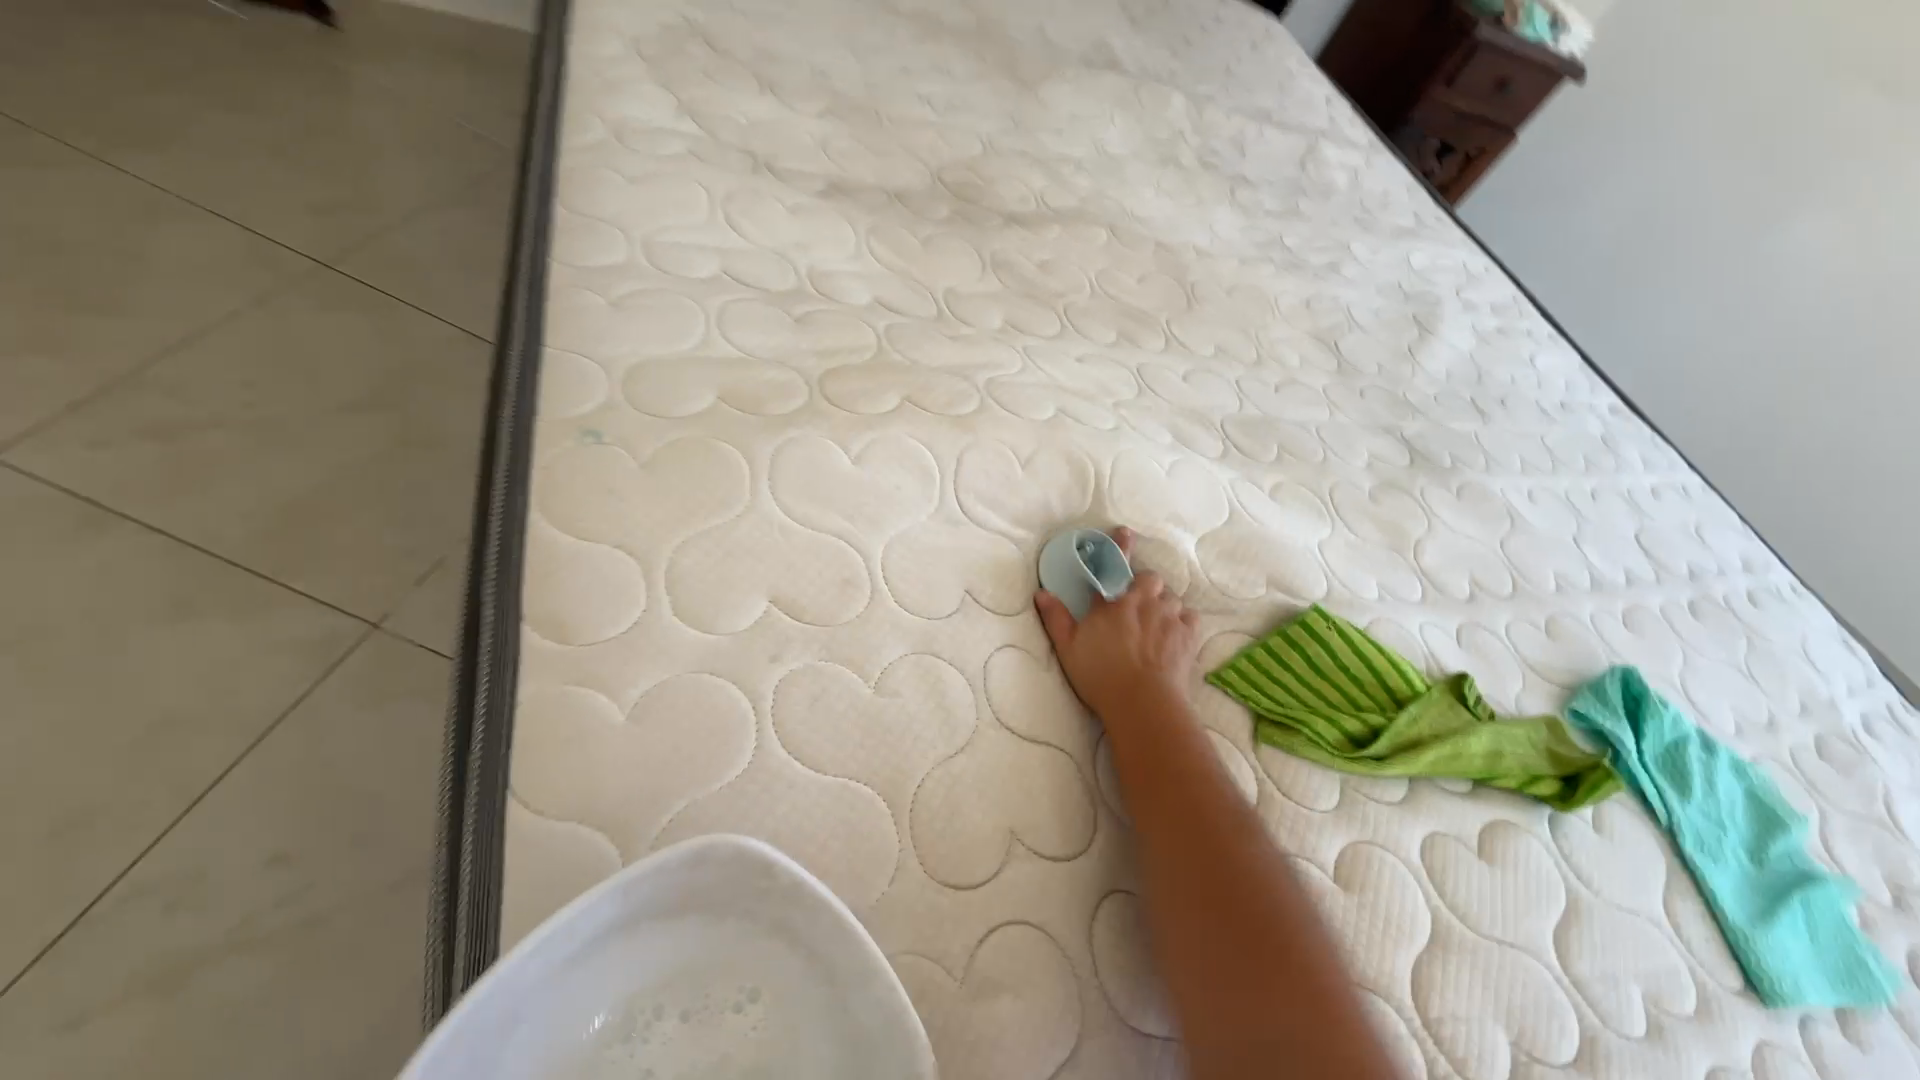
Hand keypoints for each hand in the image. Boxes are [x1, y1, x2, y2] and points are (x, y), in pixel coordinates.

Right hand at [1035, 527, 1200, 724]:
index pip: (1114, 567)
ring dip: (1164, 604)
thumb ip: (1056, 618)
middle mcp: (1143, 602)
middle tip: (1137, 605)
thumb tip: (1042, 593)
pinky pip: (1190, 616)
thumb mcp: (1068, 649)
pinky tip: (1176, 633)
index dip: (1119, 547)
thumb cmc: (1100, 676)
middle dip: (1145, 586)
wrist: (1143, 702)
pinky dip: (1183, 620)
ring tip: (1157, 623)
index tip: (1124, 532)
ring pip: (1171, 597)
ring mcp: (1169, 617)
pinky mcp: (1189, 635)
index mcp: (1113, 603)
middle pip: (1150, 579)